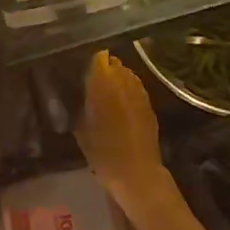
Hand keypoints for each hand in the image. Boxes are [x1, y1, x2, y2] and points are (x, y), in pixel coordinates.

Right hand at [75, 51, 167, 199]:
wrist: (136, 173)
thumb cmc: (102, 150)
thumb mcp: (80, 127)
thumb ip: (80, 104)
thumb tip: (80, 95)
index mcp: (102, 81)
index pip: (99, 56)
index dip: (92, 61)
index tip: (85, 70)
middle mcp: (123, 80)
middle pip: (115, 63)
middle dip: (106, 69)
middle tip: (95, 82)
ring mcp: (139, 91)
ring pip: (128, 74)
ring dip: (119, 79)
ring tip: (109, 92)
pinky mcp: (149, 104)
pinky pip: (137, 89)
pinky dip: (130, 92)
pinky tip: (123, 105)